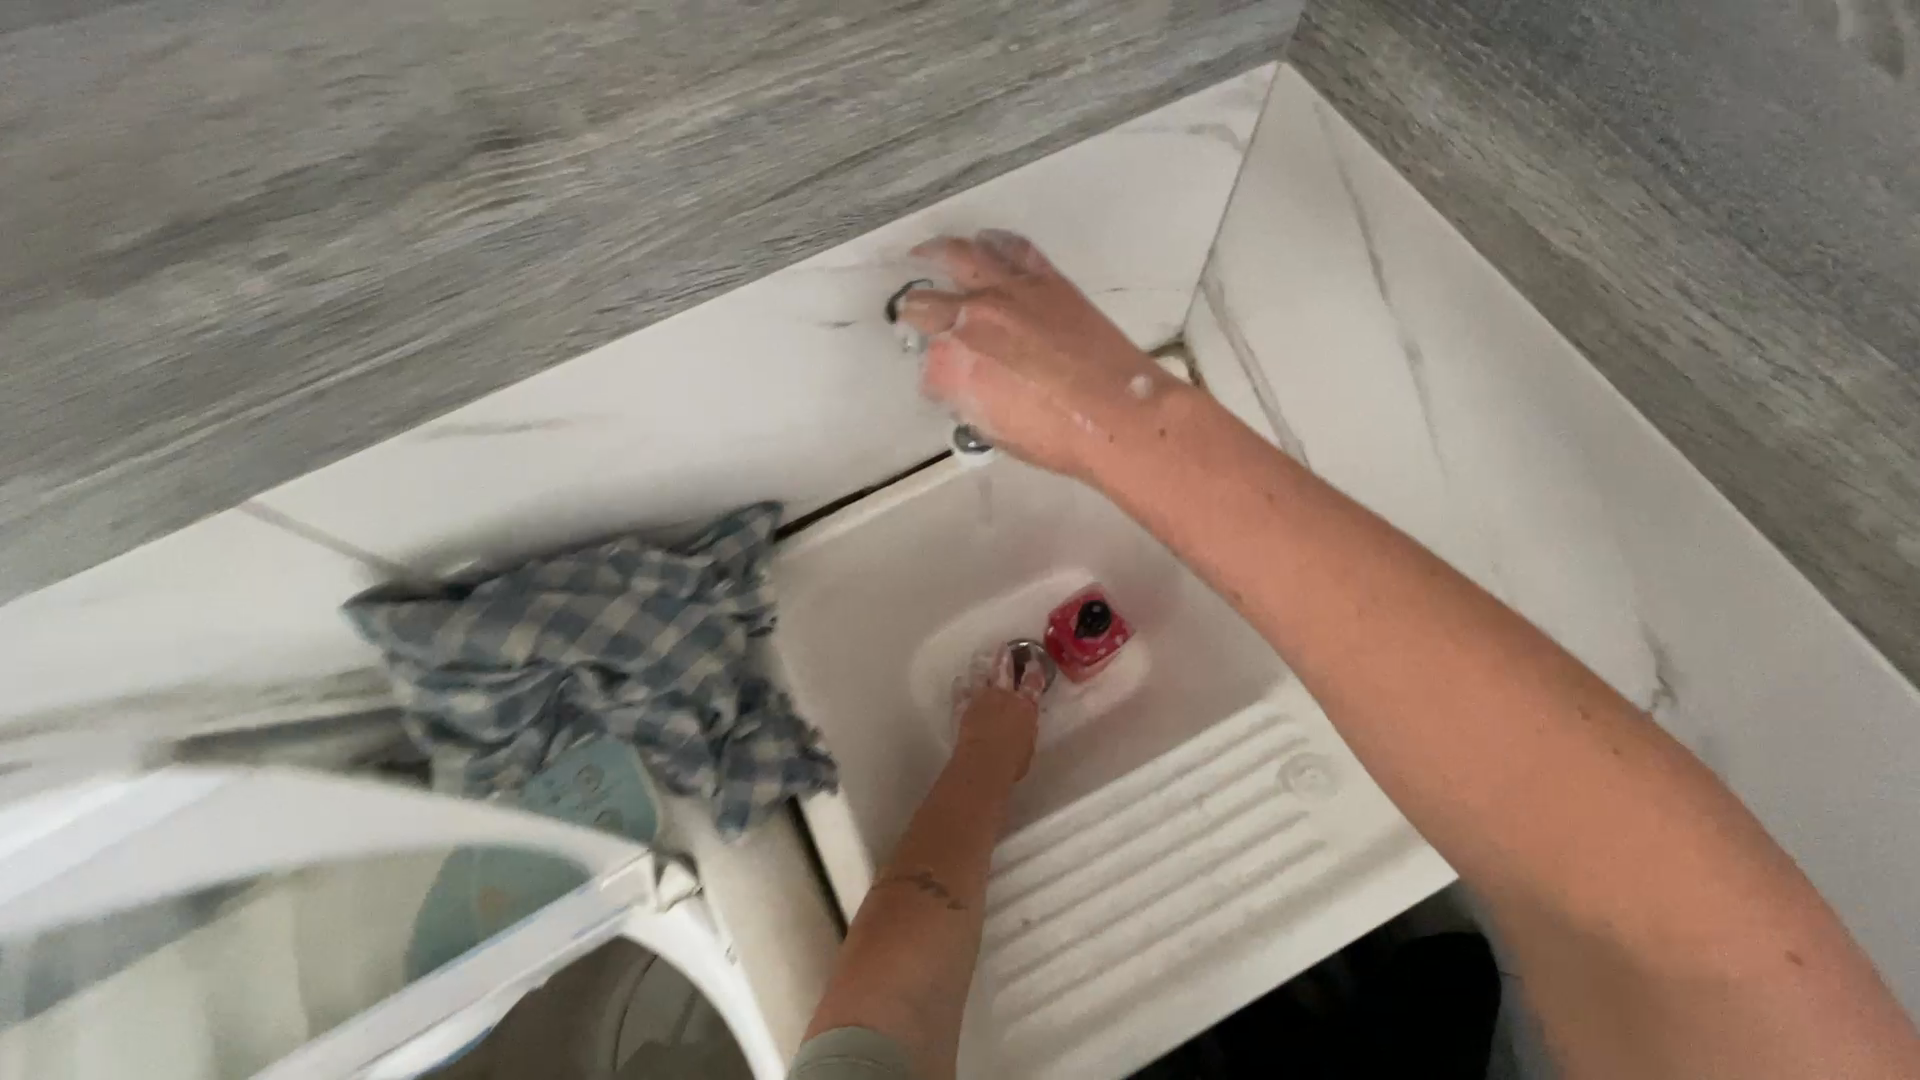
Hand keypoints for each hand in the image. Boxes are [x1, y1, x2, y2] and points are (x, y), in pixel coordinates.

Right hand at [896, 230, 1179, 479]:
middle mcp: (971, 319)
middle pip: (927, 305)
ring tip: (926, 252)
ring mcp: (1008, 293)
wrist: (1117, 414)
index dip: (933, 375)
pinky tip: (984, 241)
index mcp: (954, 365)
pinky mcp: (1044, 281)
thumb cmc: (1058, 436)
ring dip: (937, 254)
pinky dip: (992, 242)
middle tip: (911, 308)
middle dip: (916, 309)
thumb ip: (971, 400)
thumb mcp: (996, 430)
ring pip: (961, 257)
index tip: (940, 381)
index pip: (926, 364)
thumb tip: (967, 386)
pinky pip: (1010, 248)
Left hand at [951, 644, 1044, 780]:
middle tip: (1002, 646)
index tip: (1034, 660)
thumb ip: (1026, 730)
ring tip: (979, 657)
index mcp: (1025, 707)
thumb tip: (1024, 725)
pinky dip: (960, 686)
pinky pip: (960, 692)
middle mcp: (1003, 696)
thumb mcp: (1028, 746)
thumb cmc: (1012, 761)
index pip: (1033, 684)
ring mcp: (981, 699)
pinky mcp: (962, 707)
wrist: (984, 761)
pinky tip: (959, 681)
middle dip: (1004, 658)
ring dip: (980, 666)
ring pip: (980, 675)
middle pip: (1004, 671)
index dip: (1035, 671)